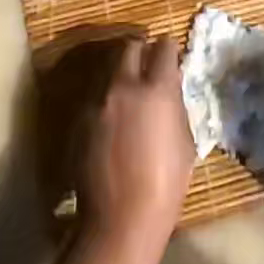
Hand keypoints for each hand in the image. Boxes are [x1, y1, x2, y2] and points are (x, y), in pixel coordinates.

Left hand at [76, 37, 193, 248]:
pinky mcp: (79, 118)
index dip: (168, 49)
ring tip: (128, 92)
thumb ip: (175, 105)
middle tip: (147, 66)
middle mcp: (124, 86)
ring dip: (120, 73)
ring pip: (108, 70)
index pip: (163, 47)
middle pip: (129, 47)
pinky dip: (105, 98)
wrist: (121, 217)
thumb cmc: (166, 182)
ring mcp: (97, 101)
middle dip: (140, 51)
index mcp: (157, 89)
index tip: (170, 56)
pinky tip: (112, 118)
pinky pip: (95, 95)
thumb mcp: (185, 139)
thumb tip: (169, 91)